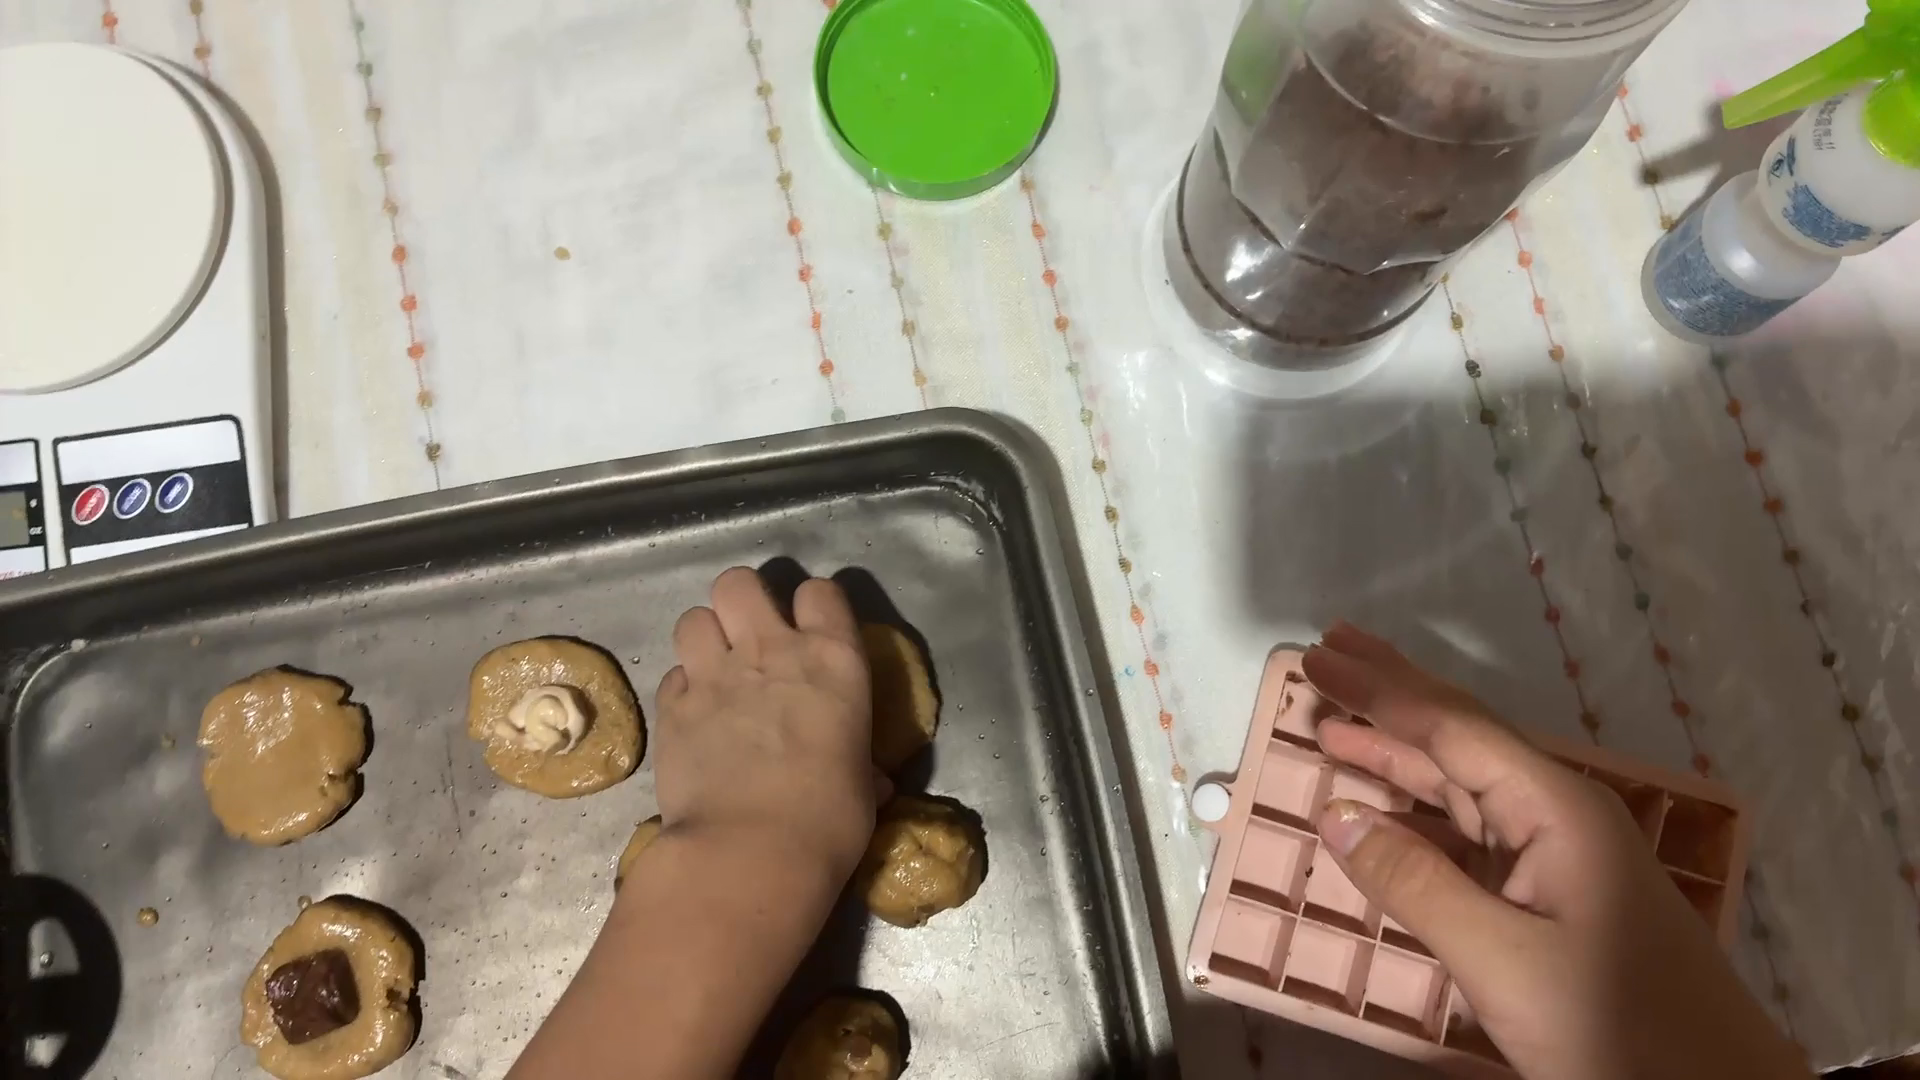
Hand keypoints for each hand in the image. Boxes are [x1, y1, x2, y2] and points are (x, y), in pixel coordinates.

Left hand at [653, 567, 880, 881]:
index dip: (814, 605)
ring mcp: (714, 675)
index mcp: (832, 658)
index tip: (812, 629)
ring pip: (693, 617)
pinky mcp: (671, 709)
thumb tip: (872, 781)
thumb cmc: (830, 818)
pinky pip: (671, 675)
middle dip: (743, 600)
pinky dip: (683, 687)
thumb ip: (860, 764)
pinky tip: (695, 714)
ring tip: (716, 668)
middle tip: (751, 634)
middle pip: (739, 582)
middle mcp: (771, 650)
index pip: (820, 591)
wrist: (751, 853)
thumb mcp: (862, 782)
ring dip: (706, 637)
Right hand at [1302, 624, 1810, 1079]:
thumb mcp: (1504, 961)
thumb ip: (1413, 882)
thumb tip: (1331, 813)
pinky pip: (1457, 824)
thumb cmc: (1620, 1029)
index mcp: (1554, 808)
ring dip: (1389, 745)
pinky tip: (1372, 800)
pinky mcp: (1539, 887)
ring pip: (1452, 776)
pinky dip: (1406, 801)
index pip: (1448, 726)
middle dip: (1388, 688)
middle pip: (1454, 732)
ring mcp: (1548, 850)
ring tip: (1332, 717)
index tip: (1317, 658)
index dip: (1377, 688)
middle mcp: (1551, 811)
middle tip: (1328, 648)